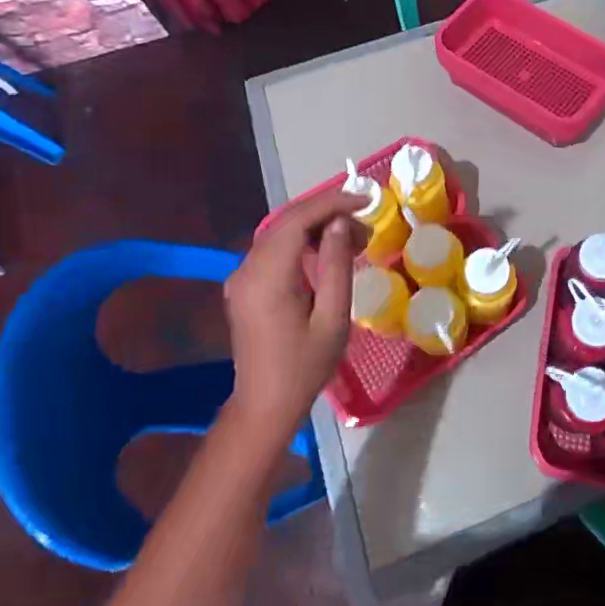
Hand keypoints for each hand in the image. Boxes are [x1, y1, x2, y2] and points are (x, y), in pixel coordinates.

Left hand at [224, 189, 366, 432]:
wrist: (265, 403)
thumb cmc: (304, 367)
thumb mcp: (332, 319)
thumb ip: (336, 266)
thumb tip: (340, 224)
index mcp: (267, 276)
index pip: (297, 220)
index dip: (331, 204)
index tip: (364, 201)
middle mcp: (246, 269)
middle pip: (285, 223)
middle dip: (326, 215)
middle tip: (365, 228)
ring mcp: (240, 277)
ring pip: (277, 235)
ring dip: (313, 229)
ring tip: (352, 241)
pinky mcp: (241, 287)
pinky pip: (271, 252)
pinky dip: (299, 245)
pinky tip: (324, 256)